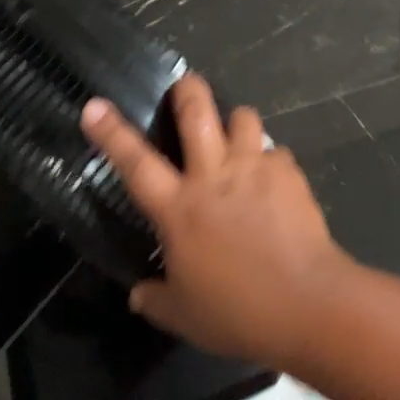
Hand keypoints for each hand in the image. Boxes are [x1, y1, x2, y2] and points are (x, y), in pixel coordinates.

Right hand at [81, 73, 354, 366]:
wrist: (304, 300)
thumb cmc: (236, 311)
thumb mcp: (183, 315)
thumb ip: (156, 298)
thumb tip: (139, 292)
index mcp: (179, 209)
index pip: (135, 164)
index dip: (112, 133)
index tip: (95, 105)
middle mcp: (214, 175)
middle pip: (197, 113)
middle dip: (188, 90)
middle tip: (184, 85)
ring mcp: (254, 167)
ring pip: (242, 117)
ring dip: (235, 122)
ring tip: (235, 139)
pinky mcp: (288, 171)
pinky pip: (274, 151)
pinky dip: (269, 160)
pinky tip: (272, 182)